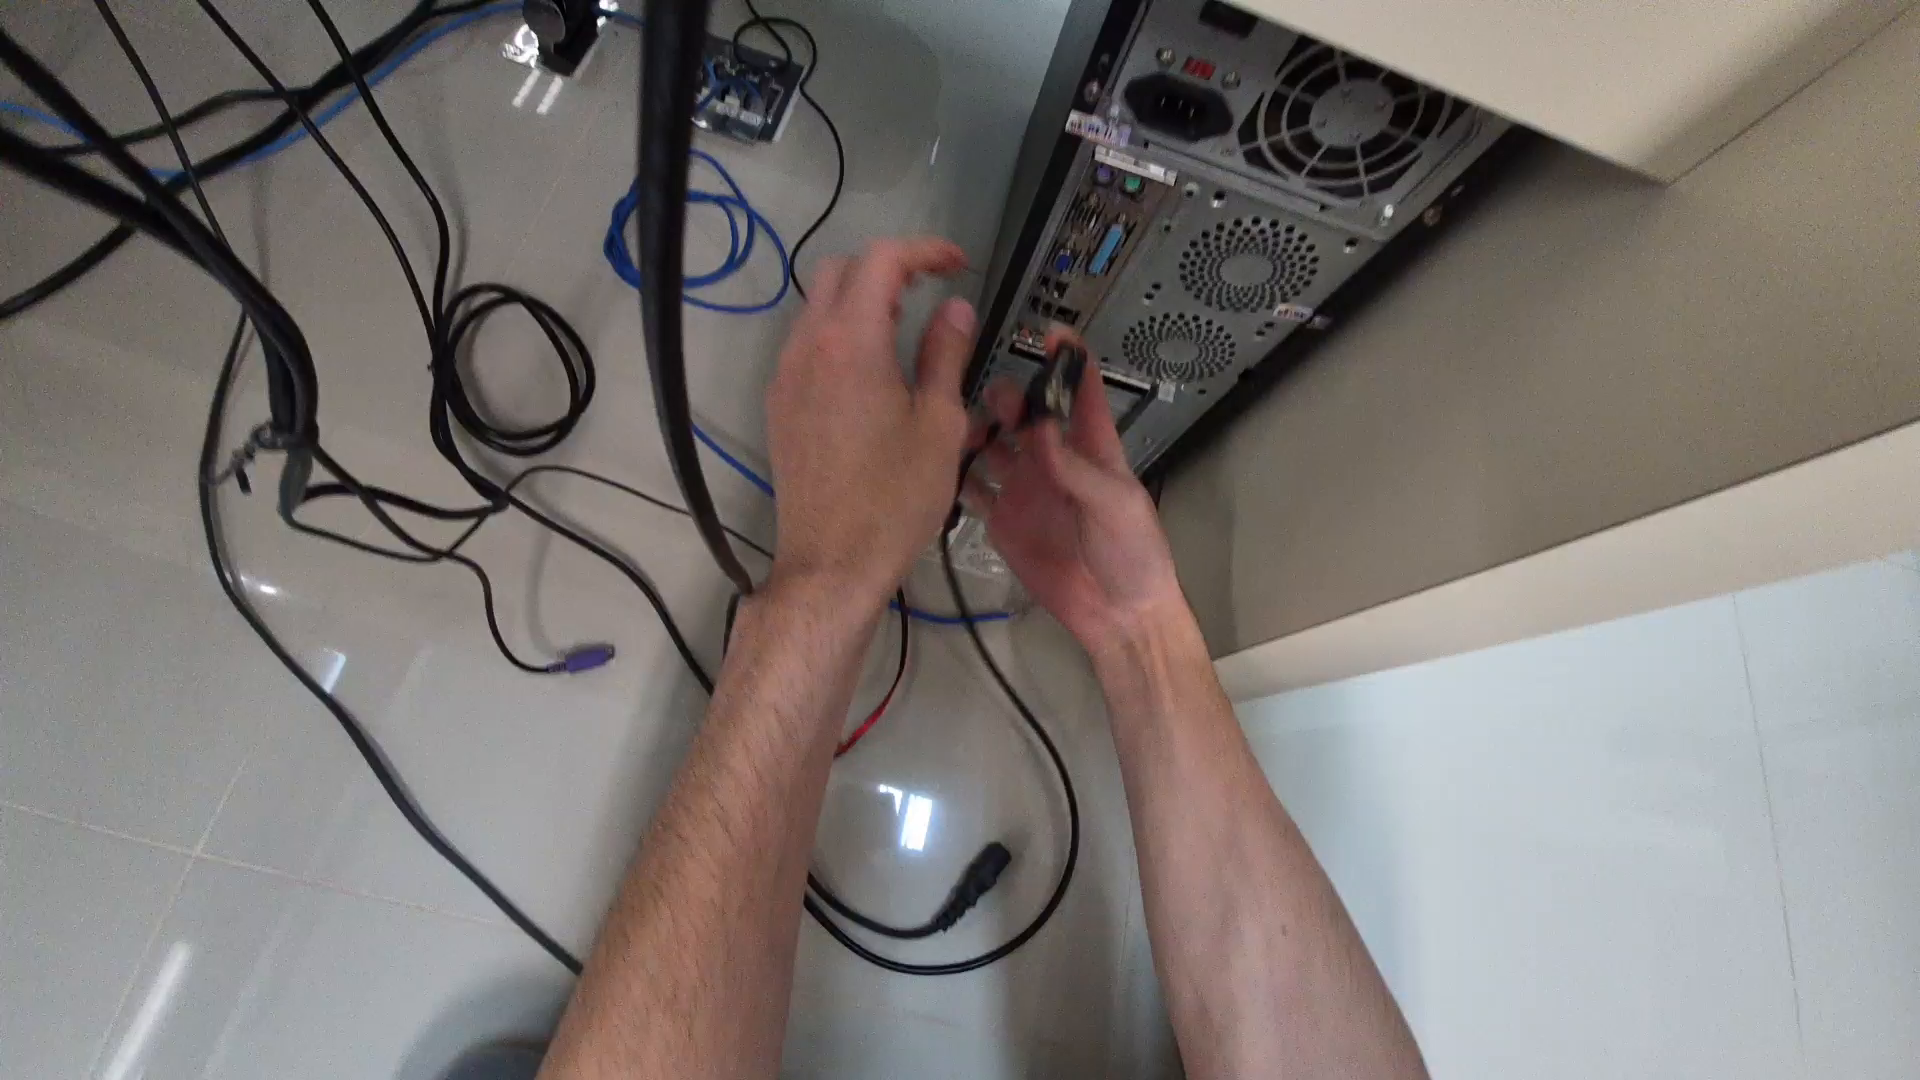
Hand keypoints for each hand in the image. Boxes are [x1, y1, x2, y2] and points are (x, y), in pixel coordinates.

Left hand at [764, 236, 974, 602]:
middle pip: (840, 273)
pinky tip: (869, 375)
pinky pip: (805, 348)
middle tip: (929, 294)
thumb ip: (945, 355)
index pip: (882, 260)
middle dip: (887, 269)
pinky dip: (839, 338)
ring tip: (903, 333)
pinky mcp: (779, 407)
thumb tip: (954, 309)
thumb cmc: (895, 499)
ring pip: (817, 309)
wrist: (832, 562)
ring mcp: (785, 378)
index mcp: (851, 343)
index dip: (925, 250)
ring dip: (860, 303)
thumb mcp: (939, 425)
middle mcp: (806, 348)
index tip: (957, 264)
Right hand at [967, 328, 1186, 656]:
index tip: (1048, 332)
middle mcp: (1054, 460)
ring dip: (979, 429)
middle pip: (1027, 413)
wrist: (1114, 614)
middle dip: (1011, 397)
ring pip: (994, 443)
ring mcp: (1024, 488)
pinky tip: (945, 465)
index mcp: (1092, 448)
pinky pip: (974, 488)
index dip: (1067, 360)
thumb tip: (1041, 426)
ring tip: (964, 431)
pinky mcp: (1003, 518)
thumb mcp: (1116, 505)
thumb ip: (1077, 467)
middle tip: (999, 405)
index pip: (1080, 392)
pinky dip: (959, 474)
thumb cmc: (1132, 554)